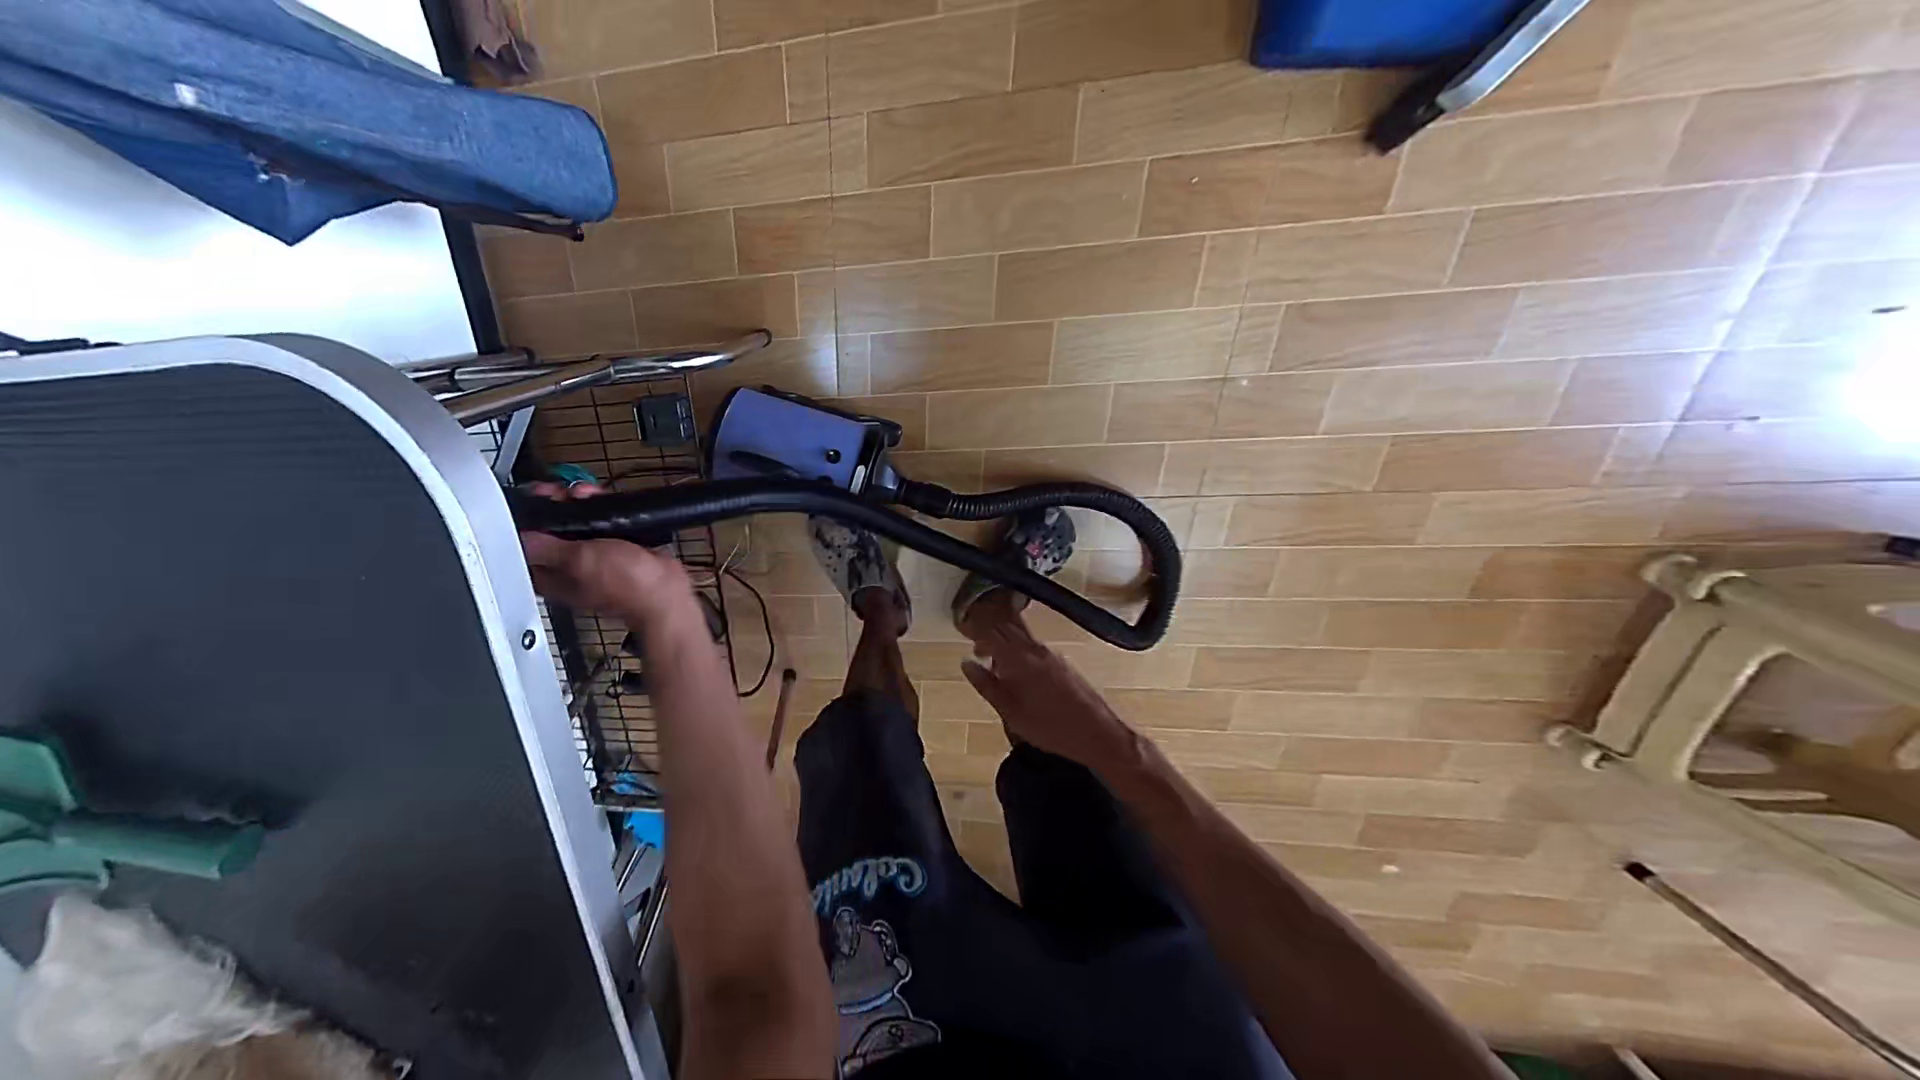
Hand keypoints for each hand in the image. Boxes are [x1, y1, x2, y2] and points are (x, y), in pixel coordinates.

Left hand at [518, 482, 694, 627]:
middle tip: (560, 493)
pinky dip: (603, 509)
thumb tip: (519, 537)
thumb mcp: (578, 560)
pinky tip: (605, 500)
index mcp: (553, 576)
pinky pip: (604, 523)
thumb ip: (545, 547)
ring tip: (585, 493)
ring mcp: (596, 557)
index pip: (528, 545)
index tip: (533, 502)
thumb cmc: (626, 585)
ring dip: (579, 504)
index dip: (528, 521)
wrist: (664, 588)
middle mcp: (572, 567)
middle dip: (556, 507)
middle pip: (553, 530)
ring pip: (579, 523)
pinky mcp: (618, 548)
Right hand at [960, 622, 1140, 775]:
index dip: (977, 635)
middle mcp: (1036, 649)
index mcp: (1020, 658)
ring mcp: (1052, 655)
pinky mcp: (1063, 663)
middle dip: (991, 636)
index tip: (968, 644)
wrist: (1096, 733)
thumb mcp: (1010, 712)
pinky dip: (1021, 654)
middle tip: (979, 652)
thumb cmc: (1049, 727)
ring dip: (1006, 646)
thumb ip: (987, 685)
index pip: (992, 633)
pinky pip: (1035, 649)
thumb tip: (966, 664)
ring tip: (997, 668)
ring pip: (1022, 639)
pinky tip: (1021, 677)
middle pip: (1008, 629)